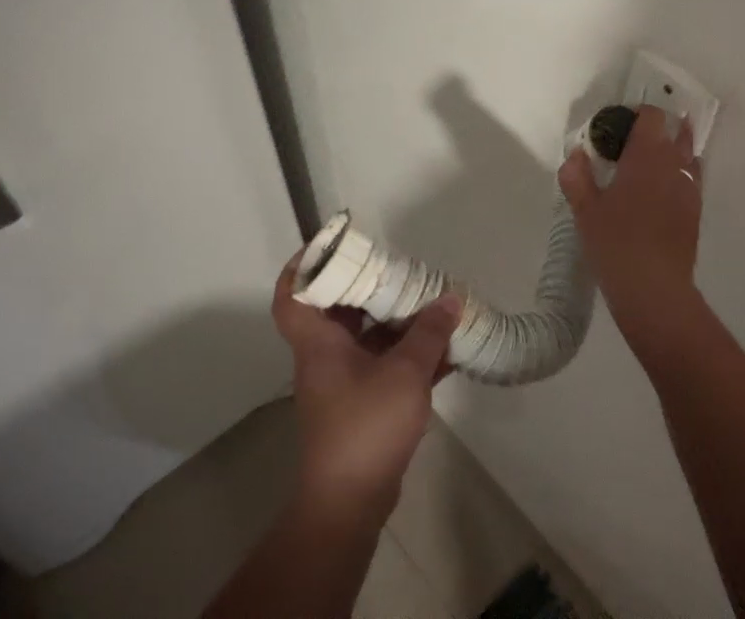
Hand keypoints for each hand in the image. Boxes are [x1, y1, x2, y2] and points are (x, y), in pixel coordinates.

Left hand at [272, 253, 461, 514]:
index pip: (293, 296)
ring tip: (432, 304)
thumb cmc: (366, 425)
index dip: (304, 266)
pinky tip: (445, 351)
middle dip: (369, 290)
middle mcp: (326, 359)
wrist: (351, 499)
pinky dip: (410, 357)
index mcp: (319, 344)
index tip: (332, 245)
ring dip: (396, 324)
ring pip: (366, 341)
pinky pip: (385, 368)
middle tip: (400, 271)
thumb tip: (450, 297)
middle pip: (338, 313)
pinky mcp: (363, 408)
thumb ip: (429, 333)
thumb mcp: (405, 372)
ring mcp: (344, 385)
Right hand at [559, 105, 703, 339]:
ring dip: (671, 153)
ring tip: (648, 167)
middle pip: (676, 131)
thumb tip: (576, 155)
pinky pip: (690, 180)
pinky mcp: (696, 211)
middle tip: (631, 146)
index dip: (637, 114)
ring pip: (687, 156)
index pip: (653, 117)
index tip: (618, 127)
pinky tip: (660, 194)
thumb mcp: (585, 210)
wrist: (654, 288)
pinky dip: (678, 177)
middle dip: (657, 131)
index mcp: (647, 156)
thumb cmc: (615, 243)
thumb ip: (577, 176)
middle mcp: (675, 164)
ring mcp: (691, 188)